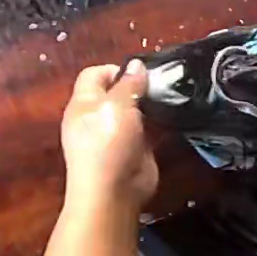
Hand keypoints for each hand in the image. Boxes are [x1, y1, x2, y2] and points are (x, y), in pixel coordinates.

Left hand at [61, 61, 158, 211]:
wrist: (114, 191)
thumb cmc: (108, 143)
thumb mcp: (117, 106)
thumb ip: (129, 83)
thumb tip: (137, 63)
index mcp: (84, 104)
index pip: (95, 74)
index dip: (116, 69)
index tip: (141, 73)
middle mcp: (97, 117)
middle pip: (117, 92)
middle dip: (138, 86)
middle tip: (161, 84)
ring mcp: (116, 135)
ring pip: (134, 110)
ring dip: (150, 104)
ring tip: (171, 98)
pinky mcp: (134, 149)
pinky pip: (147, 129)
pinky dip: (158, 123)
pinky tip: (172, 118)